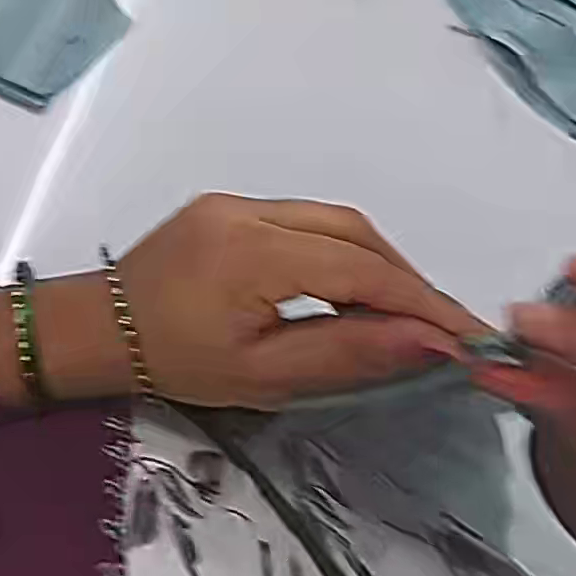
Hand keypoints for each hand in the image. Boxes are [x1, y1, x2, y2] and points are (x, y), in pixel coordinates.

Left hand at [0, 195, 486, 409]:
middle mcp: (242, 211)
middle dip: (401, 275)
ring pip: (324, 218)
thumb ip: (347, 352)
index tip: (471, 338)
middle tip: (433, 328)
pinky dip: (330, 248)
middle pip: (348, 229)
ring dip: (368, 259)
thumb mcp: (263, 374)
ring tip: (392, 313)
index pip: (360, 268)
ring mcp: (228, 202)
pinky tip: (340, 287)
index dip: (423, 302)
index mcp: (251, 252)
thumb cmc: (175, 359)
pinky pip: (294, 217)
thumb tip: (432, 340)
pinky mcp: (219, 206)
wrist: (103, 325)